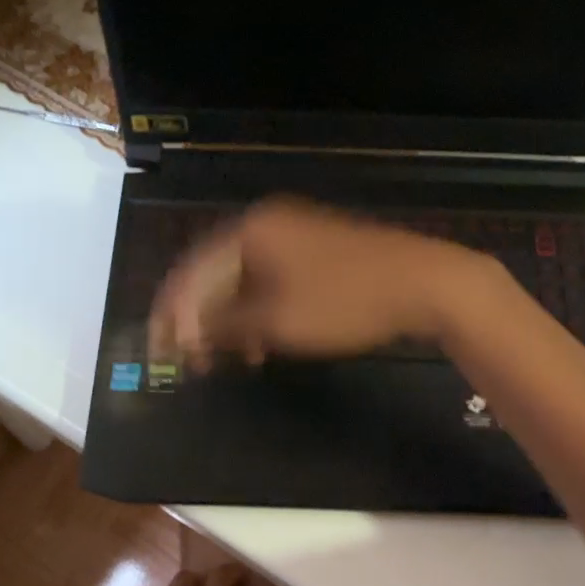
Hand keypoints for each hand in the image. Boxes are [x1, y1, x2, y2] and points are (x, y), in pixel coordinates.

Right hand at [149, 196, 497, 369]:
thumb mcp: (278, 321)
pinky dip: (259, 315)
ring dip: (230, 322)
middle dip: (199, 320)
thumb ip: (225, 325)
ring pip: (244, 282)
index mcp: (249, 231)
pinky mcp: (317, 252)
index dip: (171, 314)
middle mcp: (266, 225)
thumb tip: (187, 333)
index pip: (190, 272)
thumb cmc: (345, 301)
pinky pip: (271, 283)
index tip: (158, 349)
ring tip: (225, 360)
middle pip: (214, 274)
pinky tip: (262, 346)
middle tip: (188, 359)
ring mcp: (295, 235)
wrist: (425, 284)